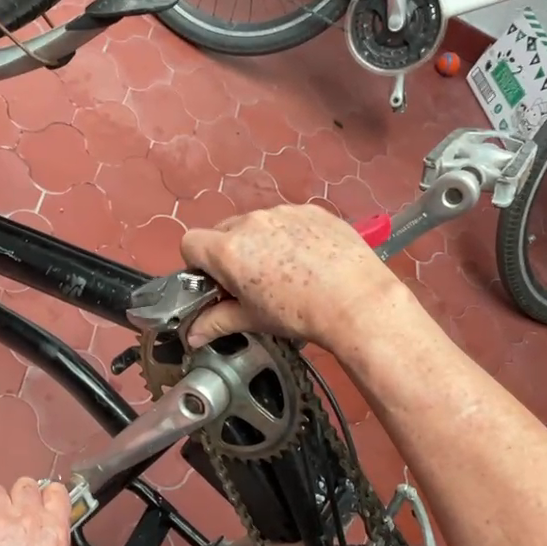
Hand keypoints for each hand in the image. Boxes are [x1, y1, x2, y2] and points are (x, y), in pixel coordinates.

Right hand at [180, 204, 407, 352]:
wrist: (356, 300)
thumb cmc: (298, 313)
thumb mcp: (254, 320)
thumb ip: (218, 322)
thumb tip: (192, 335)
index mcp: (228, 250)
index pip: (190, 243)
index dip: (198, 264)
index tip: (216, 283)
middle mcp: (251, 223)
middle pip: (223, 232)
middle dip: (228, 254)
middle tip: (250, 282)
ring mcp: (283, 212)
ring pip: (257, 224)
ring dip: (259, 243)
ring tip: (286, 273)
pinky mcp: (312, 210)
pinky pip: (288, 220)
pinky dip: (290, 236)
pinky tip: (311, 261)